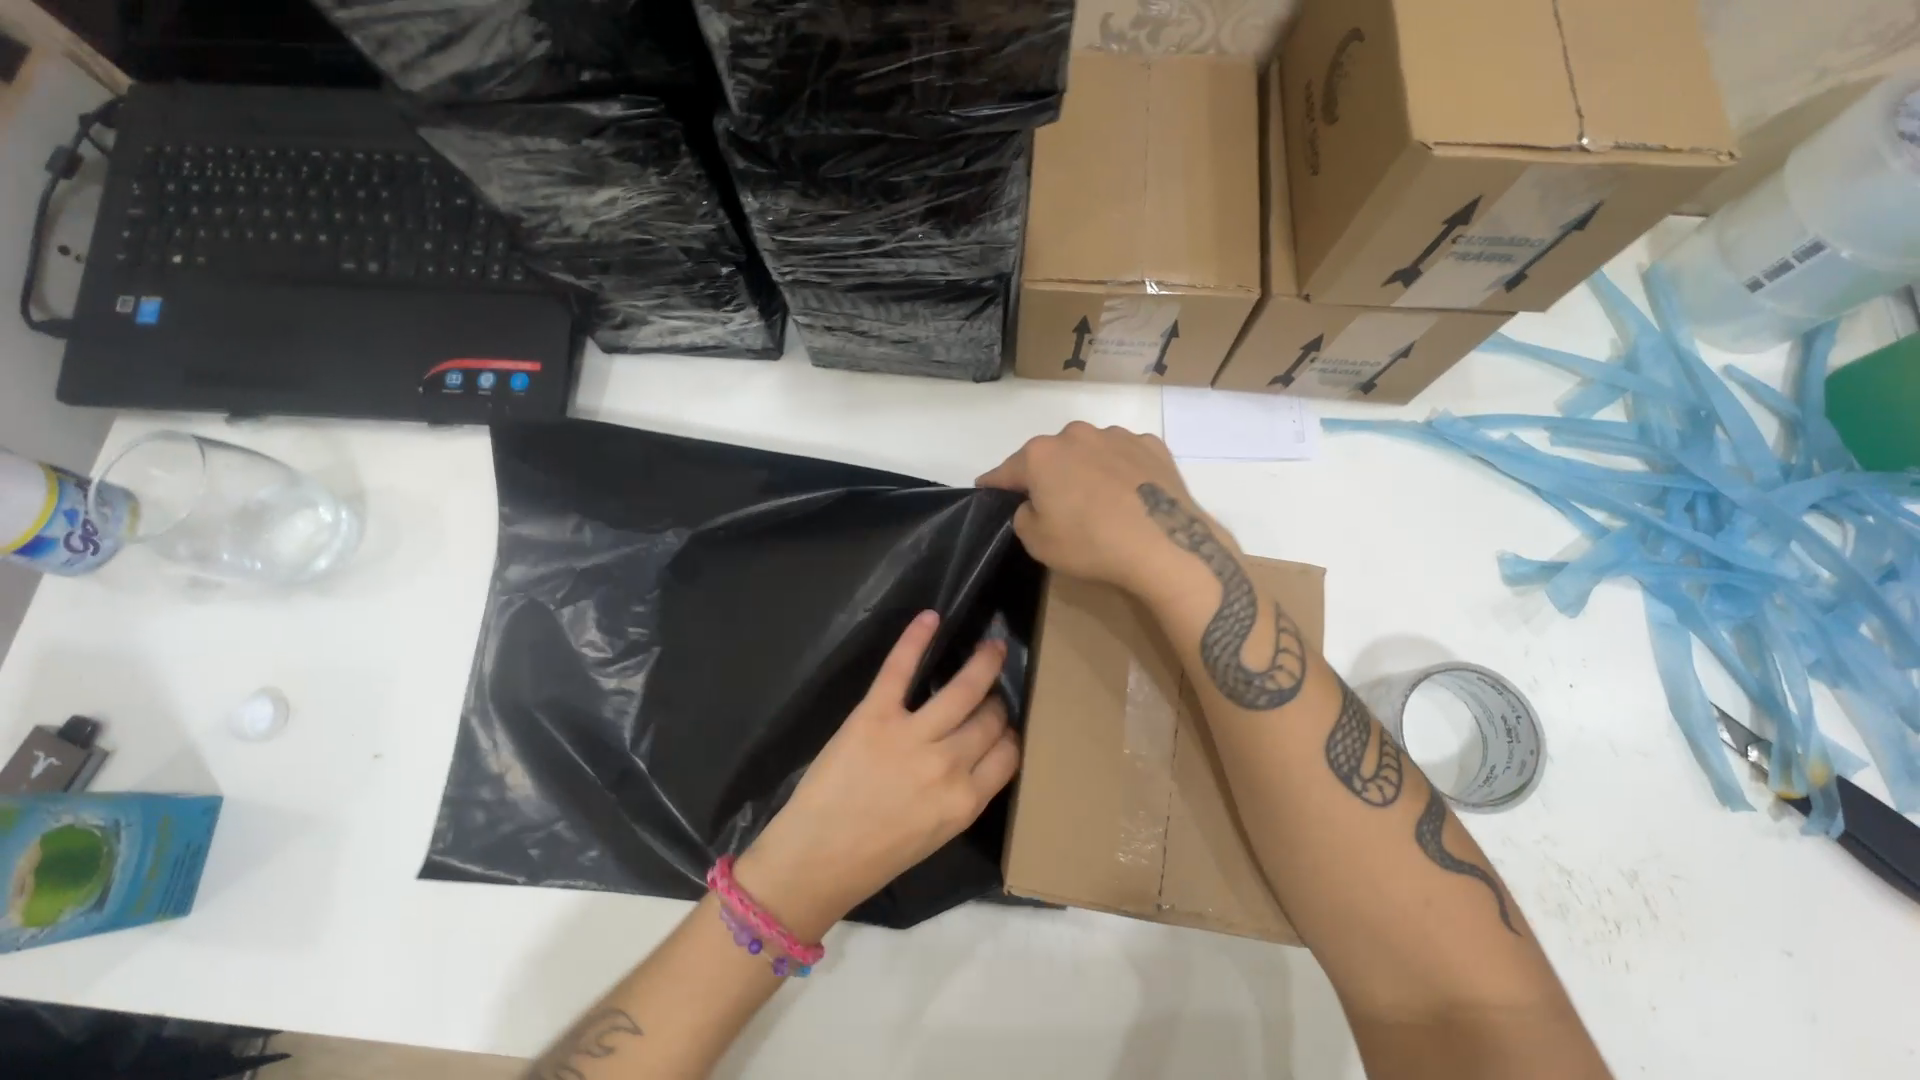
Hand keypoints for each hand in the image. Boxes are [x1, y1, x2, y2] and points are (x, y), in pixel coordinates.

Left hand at [735, 610, 1019, 941]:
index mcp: (966, 801)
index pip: (1009, 753)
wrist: (816, 858)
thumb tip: (977, 758)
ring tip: (992, 647)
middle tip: (994, 687)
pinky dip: (916, 639)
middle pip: (990, 719)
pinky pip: (901, 669)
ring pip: (963, 689)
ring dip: (983, 663)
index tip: (1007, 724)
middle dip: (997, 702)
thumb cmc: (874, 856)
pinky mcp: (875, 715)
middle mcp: (948, 765)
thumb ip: (962, 796)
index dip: (1011, 735)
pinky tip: (930, 617)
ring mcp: (911, 737)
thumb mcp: (936, 836)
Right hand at [977, 422, 1230, 598]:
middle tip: (1054, 505)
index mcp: (1041, 455)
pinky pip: (1125, 457)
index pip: (1006, 470)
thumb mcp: (1037, 543)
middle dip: (1047, 475)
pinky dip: (1121, 471)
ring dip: (1086, 469)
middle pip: (1050, 456)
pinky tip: (1129, 496)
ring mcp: (1117, 436)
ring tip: (1098, 501)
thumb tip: (1035, 504)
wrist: (1164, 544)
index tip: (987, 490)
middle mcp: (1076, 435)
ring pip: (1089, 451)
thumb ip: (1023, 516)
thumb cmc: (1091, 544)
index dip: (995, 484)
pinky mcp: (1152, 445)